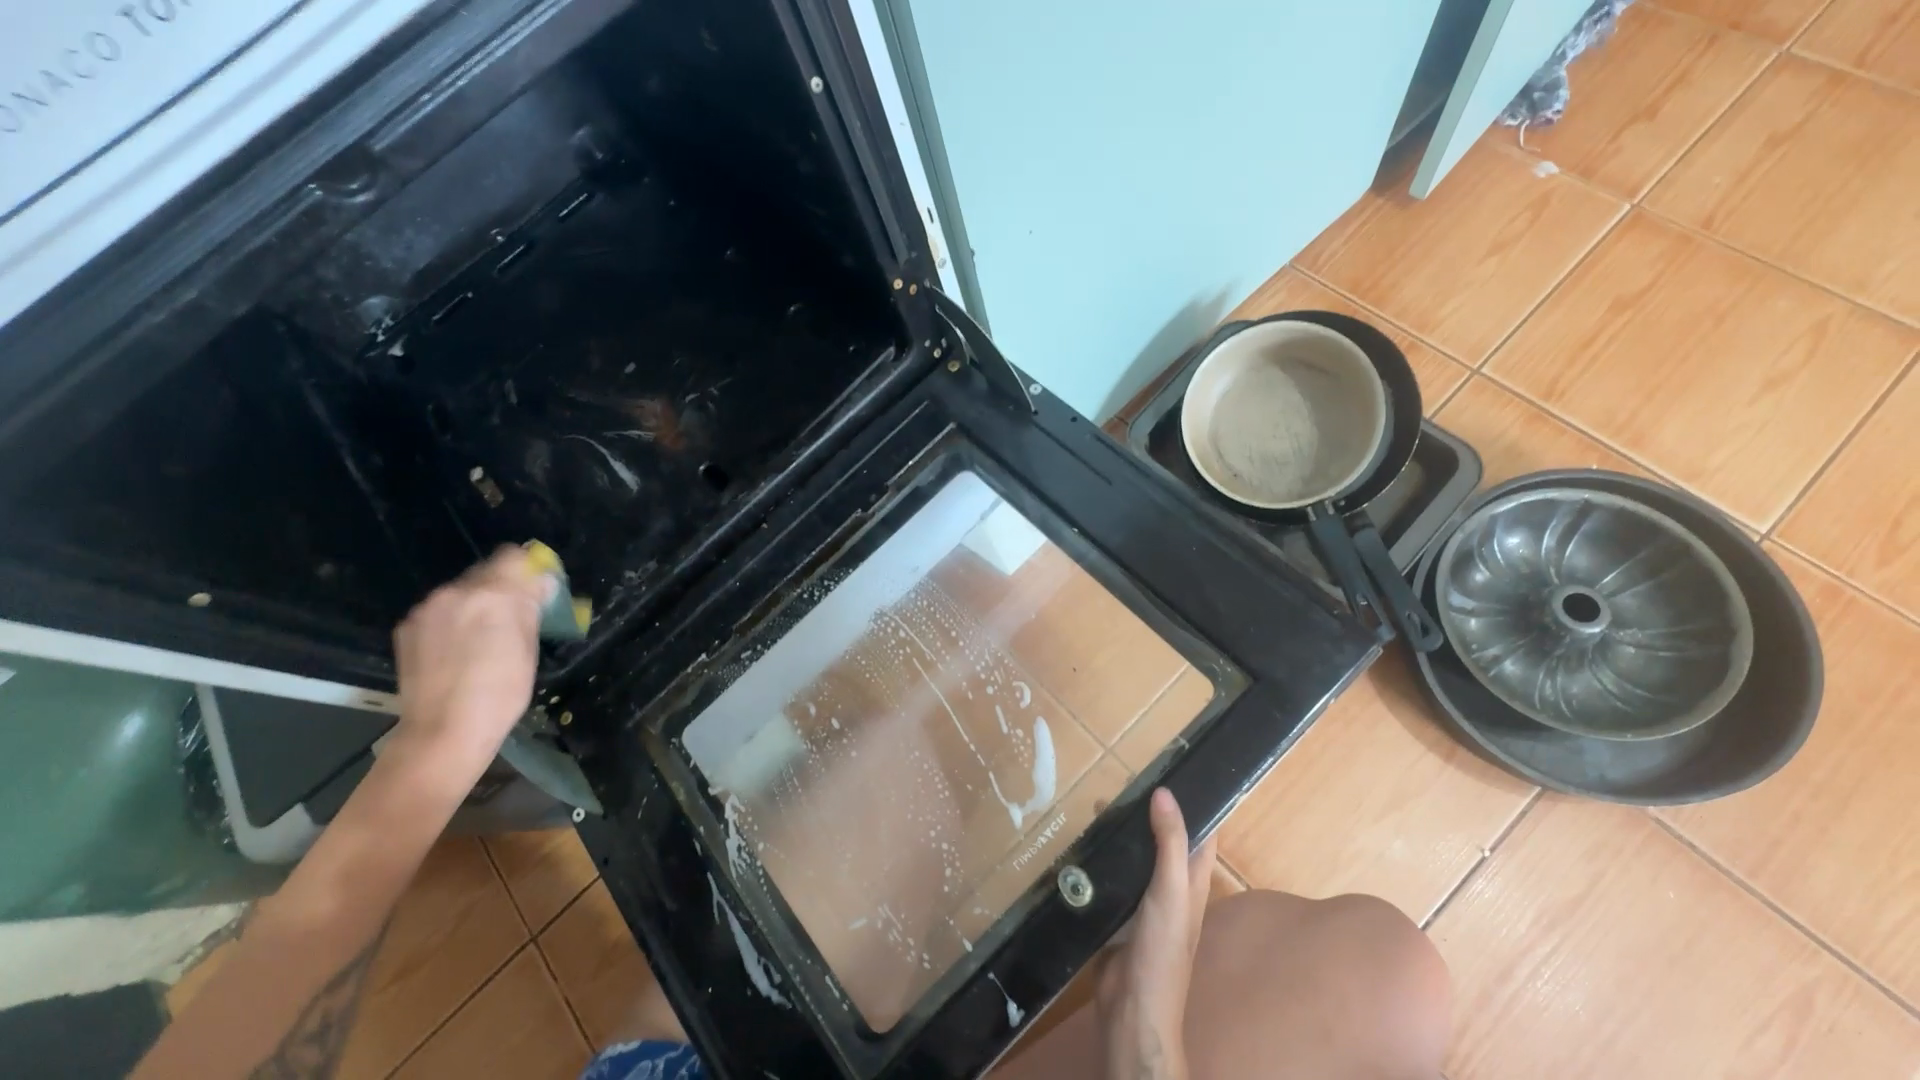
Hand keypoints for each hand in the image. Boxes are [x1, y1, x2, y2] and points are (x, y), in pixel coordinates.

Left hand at [391, 547, 551, 765]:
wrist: (444, 731)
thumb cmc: (501, 695)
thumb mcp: (529, 649)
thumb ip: (531, 608)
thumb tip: (540, 584)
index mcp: (494, 596)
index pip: (515, 557)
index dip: (528, 569)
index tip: (536, 589)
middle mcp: (457, 592)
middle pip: (487, 571)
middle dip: (502, 588)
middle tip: (511, 617)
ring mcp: (427, 608)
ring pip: (460, 591)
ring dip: (474, 604)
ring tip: (480, 638)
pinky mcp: (407, 626)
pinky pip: (438, 610)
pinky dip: (451, 621)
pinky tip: (454, 650)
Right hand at [1096, 788, 1215, 1079]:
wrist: (1132, 1008)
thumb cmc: (1162, 950)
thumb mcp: (1171, 891)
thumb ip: (1170, 843)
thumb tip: (1165, 793)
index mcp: (1193, 880)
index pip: (1200, 832)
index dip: (1192, 802)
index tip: (1172, 770)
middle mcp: (1171, 888)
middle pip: (1162, 841)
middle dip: (1146, 814)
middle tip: (1119, 786)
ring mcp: (1142, 902)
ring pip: (1134, 859)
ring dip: (1120, 836)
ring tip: (1096, 808)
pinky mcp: (1116, 916)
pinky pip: (1110, 880)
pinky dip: (1100, 861)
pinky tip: (1080, 848)